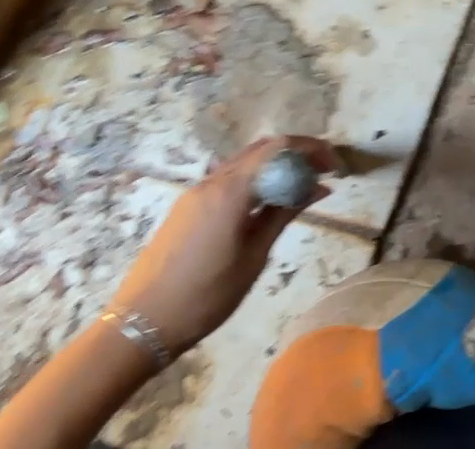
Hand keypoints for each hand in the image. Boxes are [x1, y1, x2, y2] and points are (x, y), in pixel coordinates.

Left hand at [111, 136, 339, 351]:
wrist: (139, 326)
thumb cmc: (205, 296)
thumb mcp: (255, 256)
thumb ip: (285, 213)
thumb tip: (319, 187)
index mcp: (231, 190)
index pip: (280, 147)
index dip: (313, 149)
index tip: (335, 168)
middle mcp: (212, 181)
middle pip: (263, 148)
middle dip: (297, 153)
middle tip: (323, 172)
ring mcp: (195, 193)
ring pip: (244, 161)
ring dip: (276, 165)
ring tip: (300, 186)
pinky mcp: (186, 207)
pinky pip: (228, 178)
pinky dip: (255, 178)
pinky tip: (267, 202)